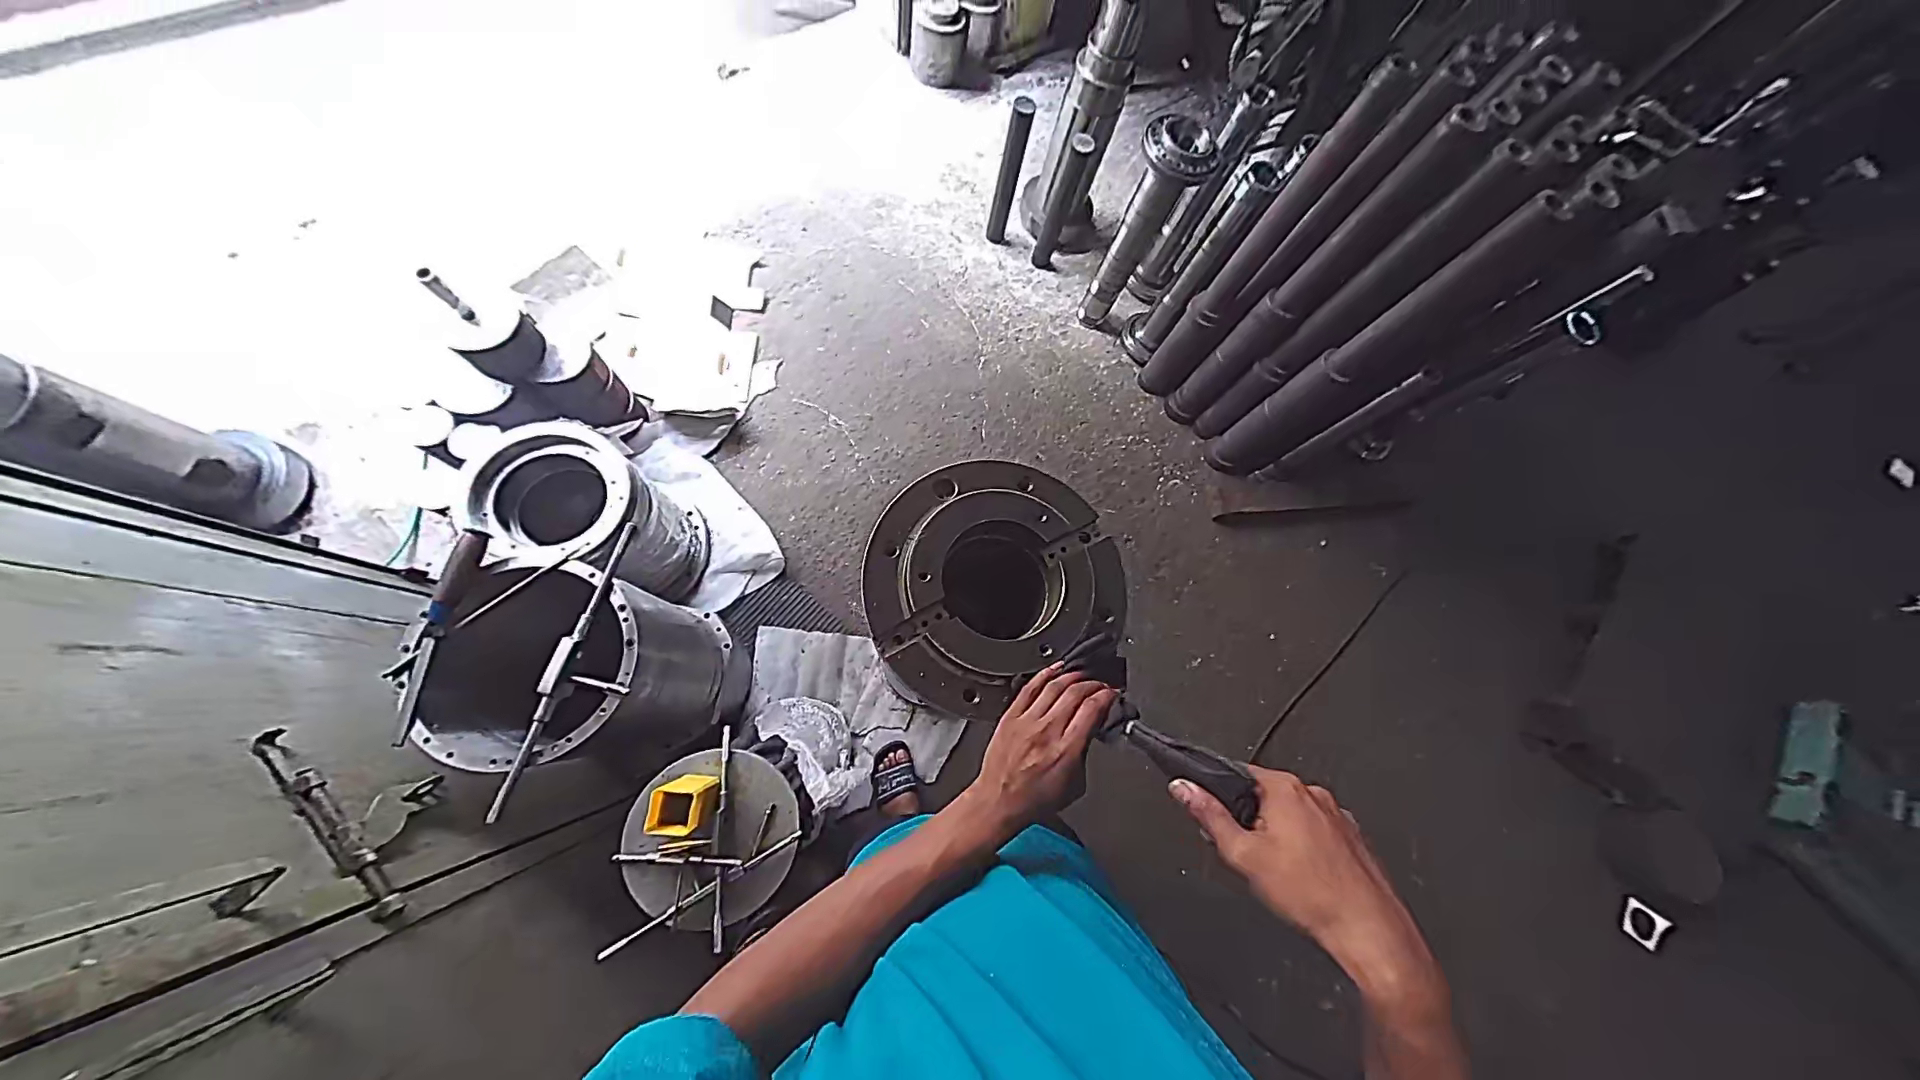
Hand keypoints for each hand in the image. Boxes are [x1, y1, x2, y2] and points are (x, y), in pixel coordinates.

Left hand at [956, 666, 1116, 837]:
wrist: (1000, 801)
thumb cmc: (1034, 799)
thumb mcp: (1075, 784)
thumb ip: (1085, 754)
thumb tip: (1092, 730)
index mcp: (1067, 749)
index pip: (1092, 709)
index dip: (1107, 695)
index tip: (1112, 694)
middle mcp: (1047, 731)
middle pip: (1075, 692)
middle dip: (1093, 684)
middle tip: (1100, 685)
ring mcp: (1027, 721)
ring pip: (1054, 686)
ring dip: (1072, 676)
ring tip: (1082, 675)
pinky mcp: (1011, 717)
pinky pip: (1029, 688)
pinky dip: (1044, 674)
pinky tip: (1055, 669)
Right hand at [1170, 766, 1442, 1010]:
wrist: (1369, 933)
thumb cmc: (1313, 895)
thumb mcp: (1241, 854)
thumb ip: (1208, 815)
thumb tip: (1183, 788)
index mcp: (1285, 788)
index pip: (1236, 773)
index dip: (1221, 800)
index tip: (1220, 822)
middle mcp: (1314, 794)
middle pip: (1263, 796)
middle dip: (1250, 823)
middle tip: (1251, 856)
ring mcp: (1337, 816)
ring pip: (1290, 818)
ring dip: (1279, 838)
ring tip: (1282, 875)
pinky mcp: (1352, 839)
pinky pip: (1315, 835)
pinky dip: (1305, 851)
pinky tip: (1305, 880)